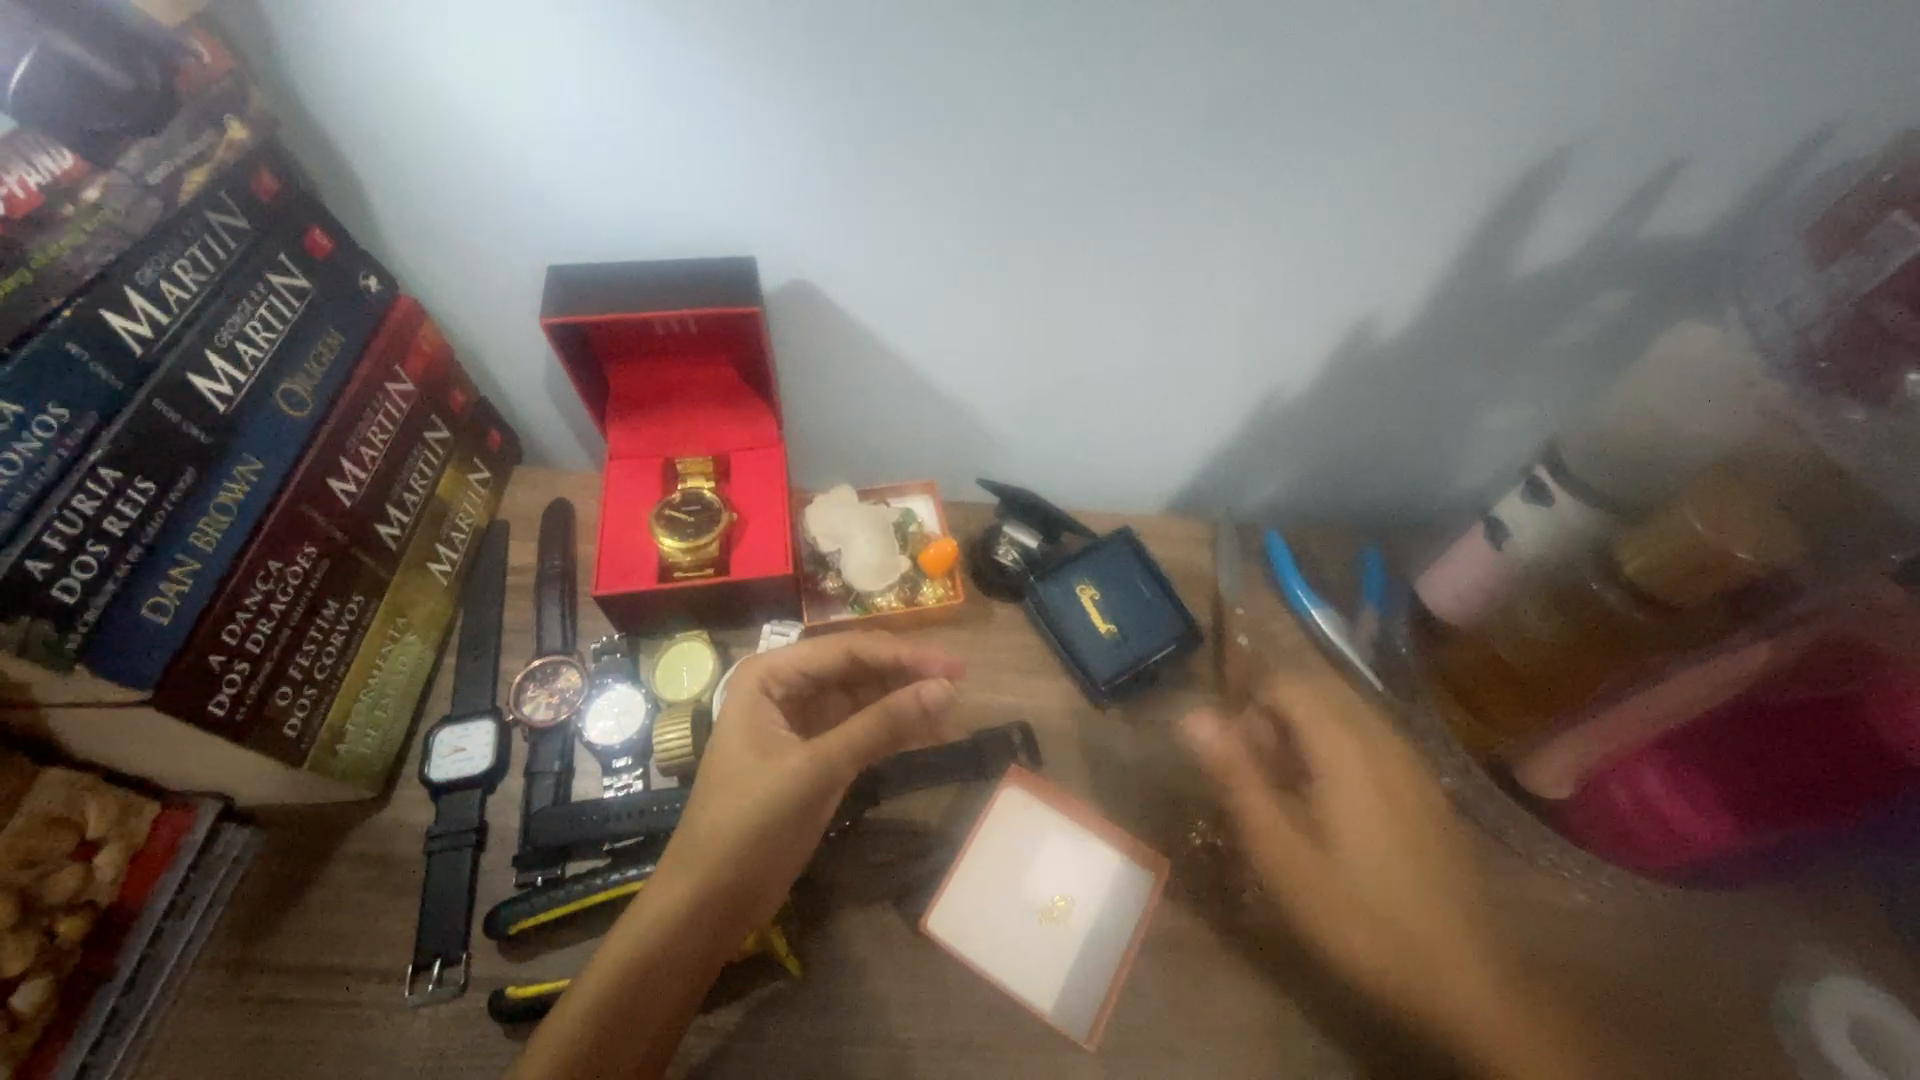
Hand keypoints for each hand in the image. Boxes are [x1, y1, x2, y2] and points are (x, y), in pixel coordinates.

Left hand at [654, 632, 965, 935]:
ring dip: (904, 703)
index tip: (955, 666)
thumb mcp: (817, 770)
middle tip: (962, 683)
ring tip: (954, 709)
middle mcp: (785, 688)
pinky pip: (861, 730)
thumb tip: (945, 689)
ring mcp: (800, 722)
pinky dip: (893, 731)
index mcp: (770, 676)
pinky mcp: (814, 756)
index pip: (848, 650)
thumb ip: (880, 726)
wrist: (709, 899)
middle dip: (907, 675)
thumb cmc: (750, 826)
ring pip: (863, 699)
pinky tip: (931, 734)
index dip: (904, 655)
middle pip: (858, 669)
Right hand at [1178, 670, 1512, 1035]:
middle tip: (1259, 782)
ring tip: (1289, 798)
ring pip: (1344, 715)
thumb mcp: (1279, 851)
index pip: (1284, 683)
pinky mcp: (1427, 788)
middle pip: (1315, 692)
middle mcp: (1383, 737)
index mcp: (1345, 745)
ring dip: (1305, 737)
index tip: (1236, 763)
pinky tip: (1332, 813)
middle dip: (1275, 720)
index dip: (1248, 710)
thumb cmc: (1355, 915)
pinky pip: (1370, 742)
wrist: (1463, 977)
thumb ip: (1237, 775)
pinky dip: (1337, 753)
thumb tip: (1191, 715)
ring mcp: (1412, 761)